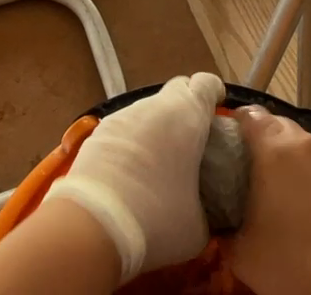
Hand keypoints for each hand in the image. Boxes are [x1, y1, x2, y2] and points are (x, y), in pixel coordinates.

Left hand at [45, 73, 225, 280]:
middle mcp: (156, 105)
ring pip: (147, 112)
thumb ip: (207, 208)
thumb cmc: (158, 219)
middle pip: (177, 90)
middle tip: (190, 140)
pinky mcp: (97, 134)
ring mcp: (123, 116)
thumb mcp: (198, 226)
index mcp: (189, 115)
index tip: (217, 111)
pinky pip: (123, 131)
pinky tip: (127, 177)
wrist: (93, 226)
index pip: (208, 84)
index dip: (214, 94)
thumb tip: (205, 215)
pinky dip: (130, 145)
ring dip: (155, 129)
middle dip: (186, 108)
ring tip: (154, 167)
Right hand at [228, 106, 310, 294]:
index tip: (230, 137)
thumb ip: (223, 225)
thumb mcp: (240, 250)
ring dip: (288, 152)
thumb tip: (218, 217)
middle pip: (277, 123)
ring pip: (302, 141)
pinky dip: (310, 167)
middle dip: (263, 135)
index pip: (251, 115)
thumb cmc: (287, 260)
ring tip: (280, 180)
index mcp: (273, 150)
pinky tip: (307, 192)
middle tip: (251, 162)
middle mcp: (303, 143)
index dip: (238, 121)